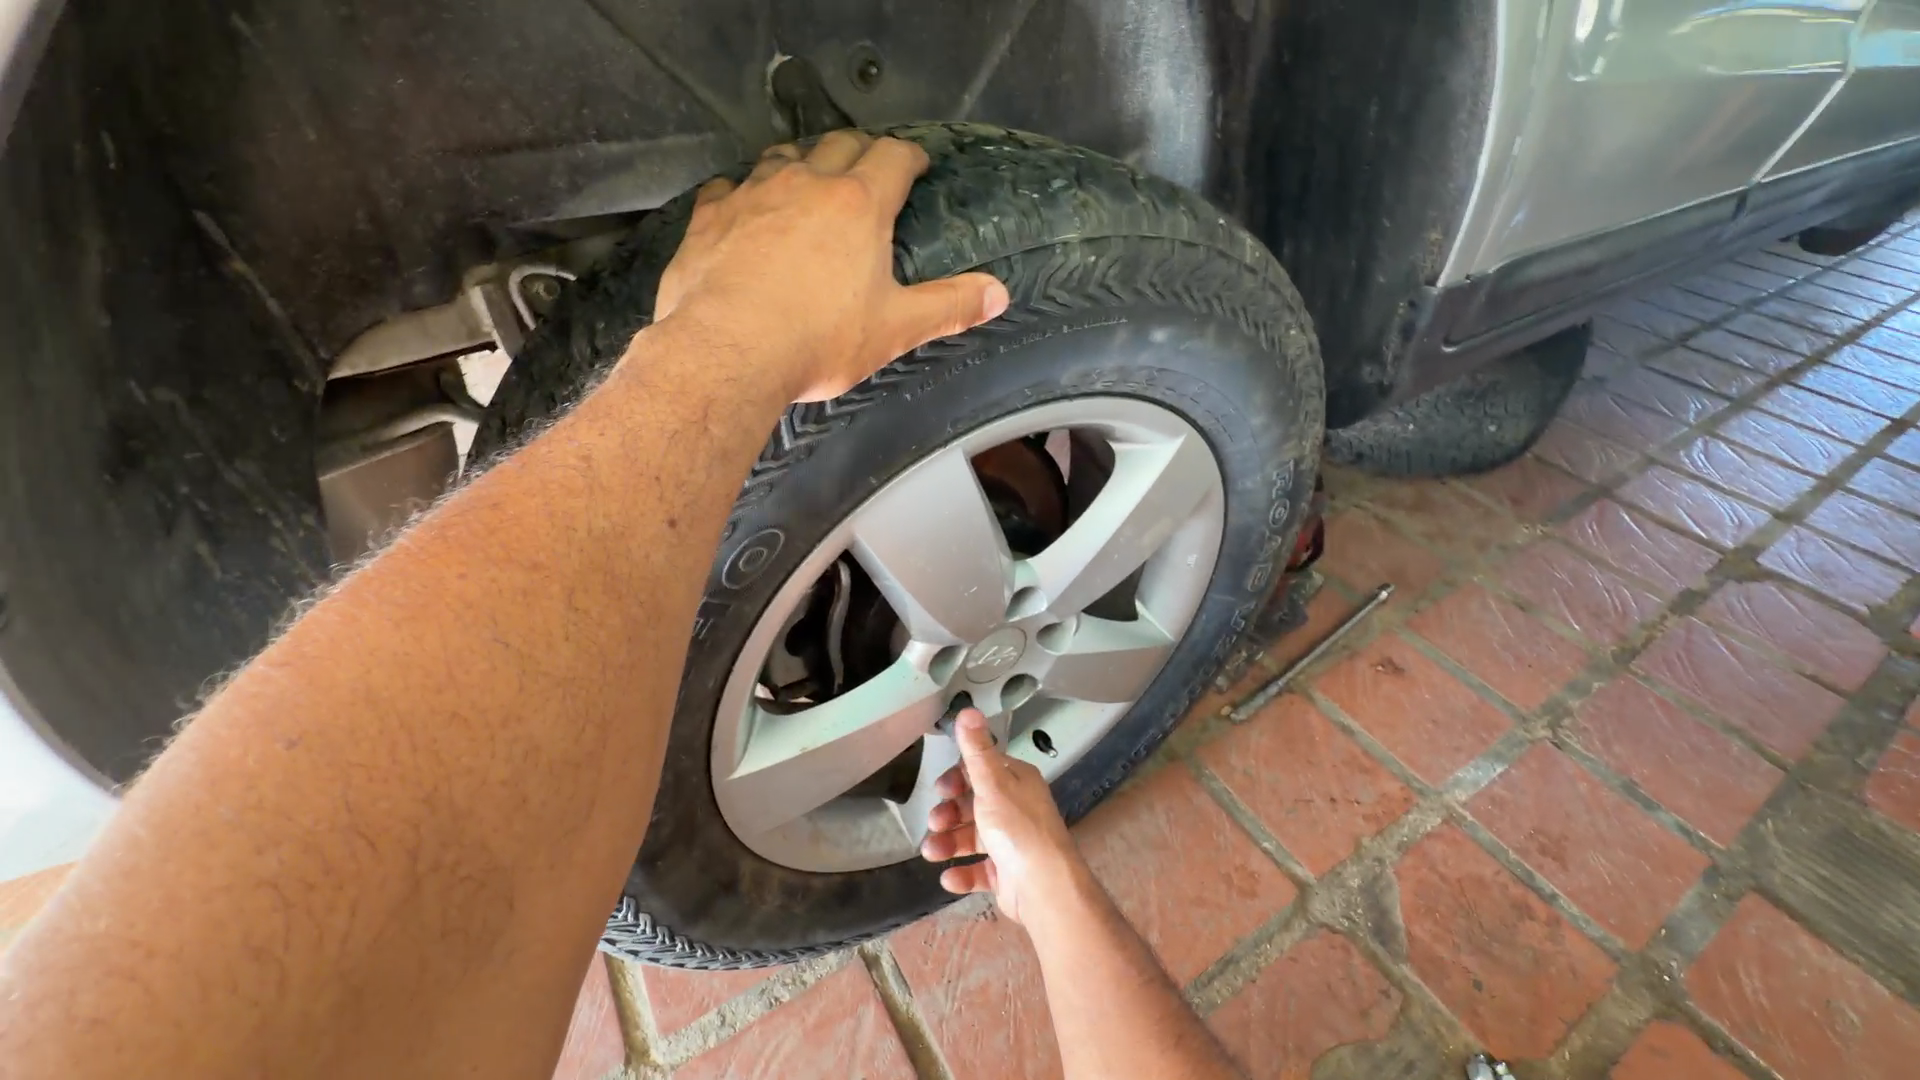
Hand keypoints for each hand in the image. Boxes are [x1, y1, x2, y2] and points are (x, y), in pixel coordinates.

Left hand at [653, 130, 1009, 402]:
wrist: (729, 351)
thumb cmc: (821, 339)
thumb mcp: (896, 329)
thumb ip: (949, 307)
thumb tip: (999, 294)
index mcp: (858, 206)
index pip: (893, 158)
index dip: (910, 156)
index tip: (917, 164)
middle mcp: (807, 184)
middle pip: (840, 144)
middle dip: (860, 150)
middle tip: (869, 166)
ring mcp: (753, 193)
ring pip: (783, 156)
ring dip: (802, 161)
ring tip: (809, 178)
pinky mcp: (711, 216)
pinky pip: (729, 186)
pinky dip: (744, 190)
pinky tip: (744, 207)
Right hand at [920, 709, 1083, 925]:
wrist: (1045, 888)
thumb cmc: (1018, 828)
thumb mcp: (993, 783)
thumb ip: (976, 750)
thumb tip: (968, 709)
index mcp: (1017, 782)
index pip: (983, 770)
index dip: (958, 778)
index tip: (941, 788)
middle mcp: (1016, 808)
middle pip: (974, 804)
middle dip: (949, 813)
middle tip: (935, 822)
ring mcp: (1012, 842)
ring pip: (972, 837)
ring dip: (948, 843)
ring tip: (931, 852)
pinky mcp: (1007, 873)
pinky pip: (979, 870)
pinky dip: (962, 873)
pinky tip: (948, 877)